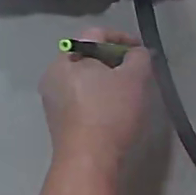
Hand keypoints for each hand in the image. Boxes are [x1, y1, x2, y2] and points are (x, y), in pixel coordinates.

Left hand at [40, 27, 151, 170]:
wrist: (88, 159)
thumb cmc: (110, 112)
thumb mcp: (134, 79)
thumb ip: (140, 58)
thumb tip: (138, 53)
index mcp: (67, 58)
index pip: (95, 35)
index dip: (122, 37)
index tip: (142, 50)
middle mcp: (53, 75)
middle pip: (88, 57)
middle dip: (115, 61)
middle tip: (137, 72)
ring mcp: (53, 99)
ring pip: (85, 79)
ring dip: (108, 81)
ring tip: (129, 92)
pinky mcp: (59, 121)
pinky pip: (82, 99)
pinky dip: (99, 98)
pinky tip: (115, 111)